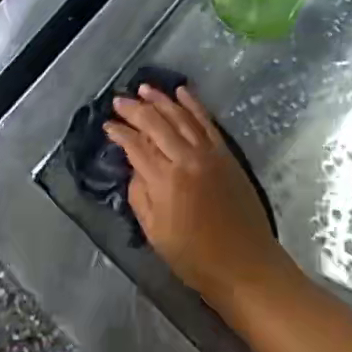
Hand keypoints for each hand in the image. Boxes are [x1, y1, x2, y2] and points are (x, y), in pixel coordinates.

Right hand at [106, 85, 289, 302]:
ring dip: (161, 100)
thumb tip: (134, 167)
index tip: (107, 126)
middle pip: (156, 124)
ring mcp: (208, 152)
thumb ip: (140, 195)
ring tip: (144, 88)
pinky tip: (182, 92)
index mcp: (165, 181)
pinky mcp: (225, 152)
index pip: (136, 146)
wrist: (244, 262)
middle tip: (119, 100)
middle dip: (135, 110)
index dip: (120, 133)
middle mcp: (186, 158)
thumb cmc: (194, 257)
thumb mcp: (155, 233)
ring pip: (180, 116)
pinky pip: (206, 121)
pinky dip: (193, 104)